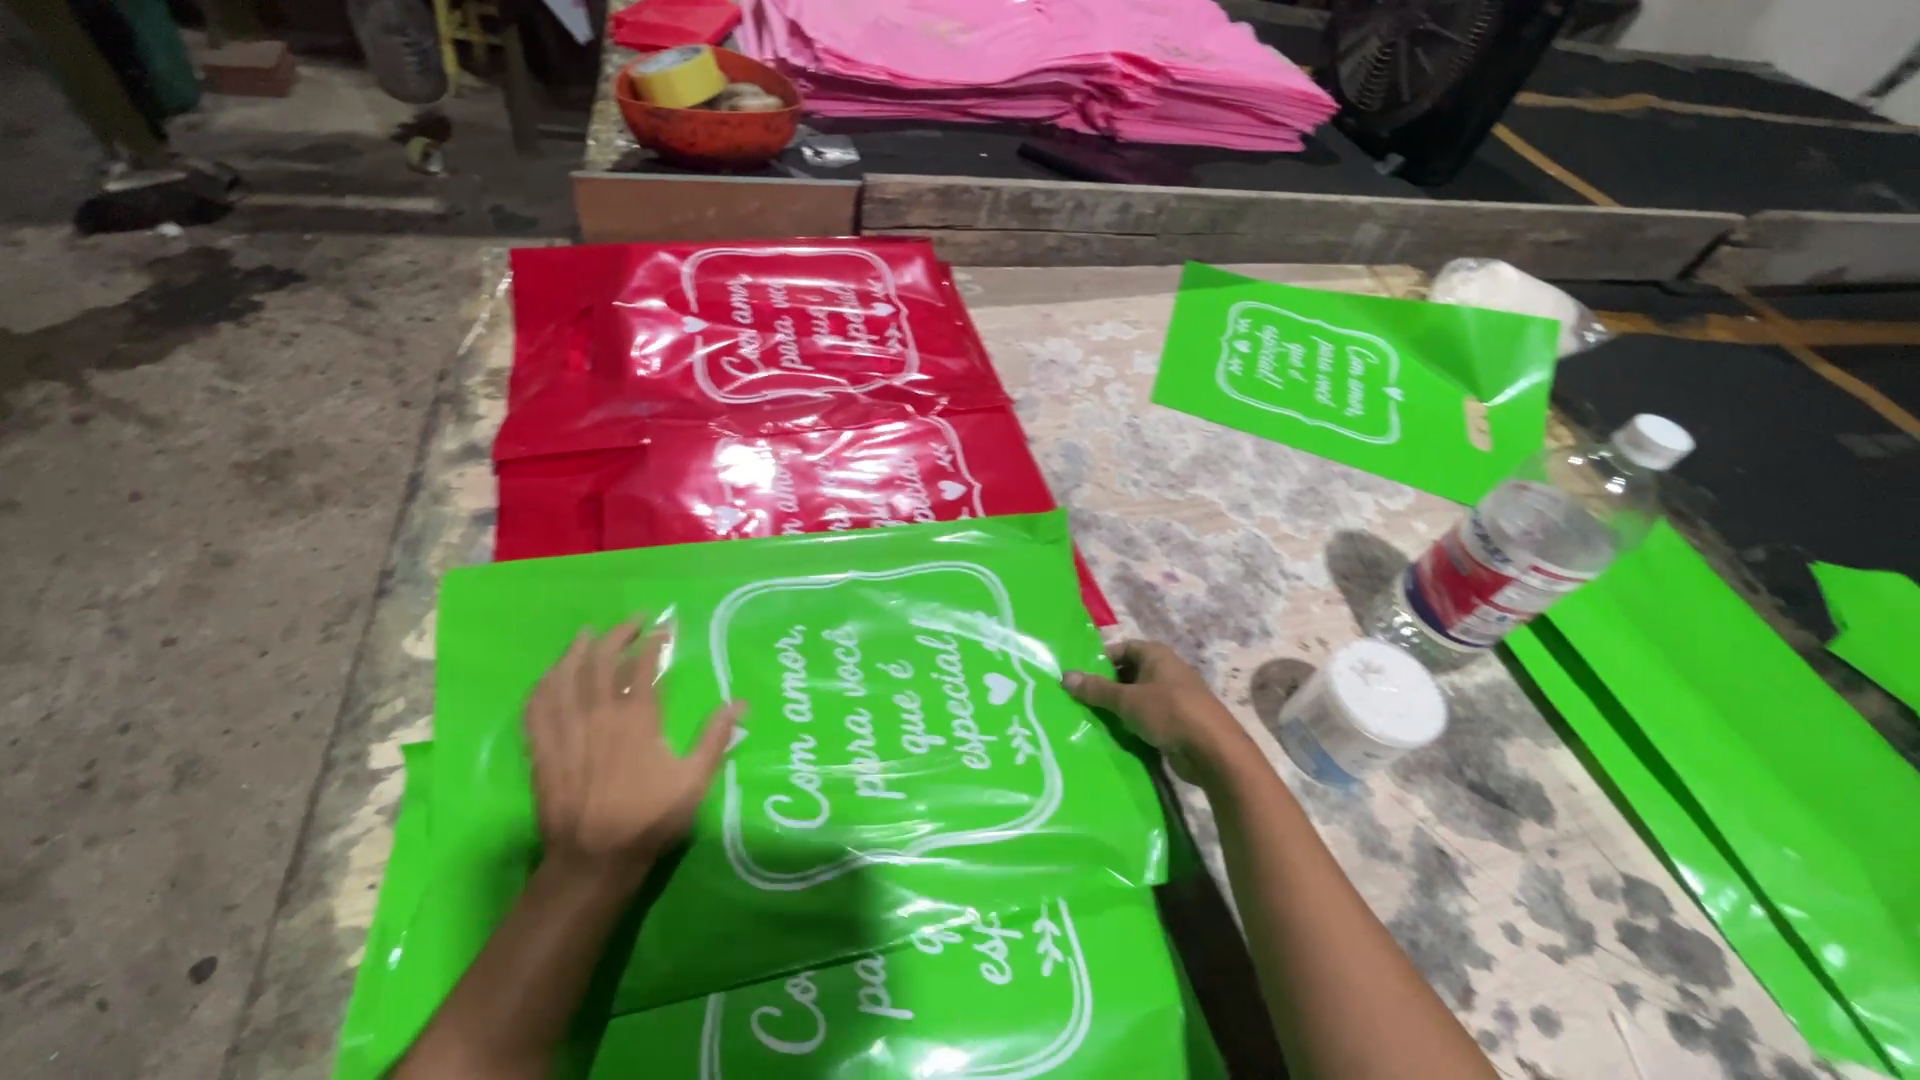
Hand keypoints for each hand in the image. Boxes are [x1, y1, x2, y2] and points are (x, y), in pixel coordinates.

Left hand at [524, 621, 743, 879]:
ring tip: (587, 634)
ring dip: (578, 650)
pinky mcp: (543, 748)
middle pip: (602, 661)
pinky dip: (544, 684)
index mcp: (637, 719)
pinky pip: (537, 706)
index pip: (644, 666)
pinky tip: (549, 676)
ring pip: (566, 676)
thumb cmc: (649, 819)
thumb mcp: (694, 781)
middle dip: (618, 635)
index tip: (664, 629)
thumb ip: (715, 738)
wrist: (593, 859)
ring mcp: (566, 730)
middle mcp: (598, 714)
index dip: (654, 642)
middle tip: (632, 622)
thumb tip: (739, 703)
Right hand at [1063, 640, 1252, 785]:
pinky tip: (1115, 735)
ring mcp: (1174, 696)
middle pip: (1129, 673)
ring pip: (1137, 697)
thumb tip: (1065, 676)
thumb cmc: (1168, 712)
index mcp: (1157, 655)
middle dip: (1106, 687)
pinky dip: (1133, 723)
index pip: (1122, 649)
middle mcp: (1166, 670)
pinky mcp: (1177, 721)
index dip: (1100, 661)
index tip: (1078, 677)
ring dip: (1118, 708)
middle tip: (1079, 700)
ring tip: (1090, 719)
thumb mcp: (1127, 700)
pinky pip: (1148, 717)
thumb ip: (1096, 689)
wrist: (1212, 750)